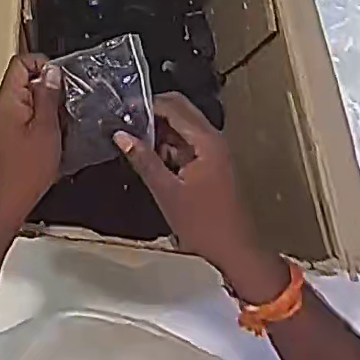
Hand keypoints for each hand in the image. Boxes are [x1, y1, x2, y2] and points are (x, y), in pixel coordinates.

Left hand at [0, 54, 61, 228]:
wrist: (13, 196)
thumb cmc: (26, 168)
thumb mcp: (46, 127)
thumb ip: (49, 96)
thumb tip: (52, 71)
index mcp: (9, 97)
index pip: (20, 62)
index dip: (41, 63)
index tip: (60, 76)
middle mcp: (6, 103)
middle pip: (27, 77)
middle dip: (49, 86)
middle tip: (66, 101)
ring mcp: (9, 116)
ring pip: (32, 95)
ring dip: (49, 103)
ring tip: (62, 120)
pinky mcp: (15, 129)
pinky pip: (32, 112)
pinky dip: (46, 117)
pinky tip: (57, 132)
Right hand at [116, 93, 290, 301]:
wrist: (238, 254)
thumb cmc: (204, 224)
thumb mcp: (166, 191)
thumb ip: (143, 158)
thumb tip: (120, 134)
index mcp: (206, 141)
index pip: (172, 106)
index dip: (146, 105)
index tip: (122, 110)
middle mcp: (213, 139)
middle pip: (180, 109)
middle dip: (153, 112)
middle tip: (127, 122)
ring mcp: (215, 150)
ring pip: (183, 124)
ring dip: (160, 128)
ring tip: (134, 140)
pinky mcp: (212, 162)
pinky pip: (187, 140)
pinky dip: (169, 143)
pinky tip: (151, 157)